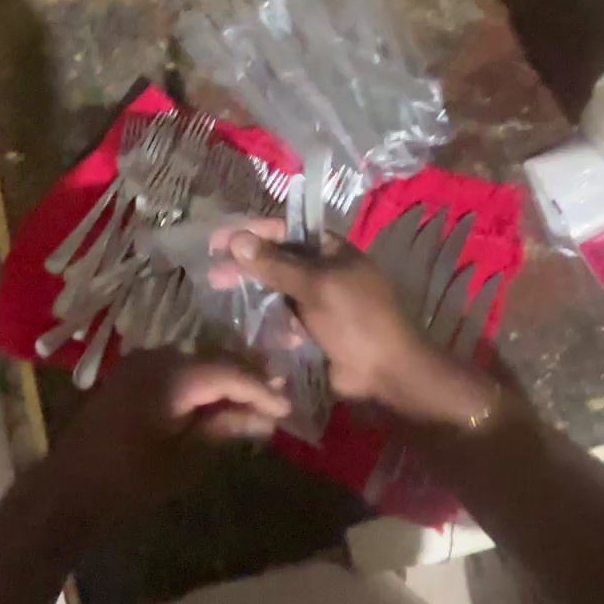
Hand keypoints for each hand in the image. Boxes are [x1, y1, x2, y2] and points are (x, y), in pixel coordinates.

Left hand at [44, 349, 289, 519]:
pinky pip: (177, 368)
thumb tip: (267, 418)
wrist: (68, 488)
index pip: (228, 372)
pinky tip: (218, 399)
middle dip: (247, 377)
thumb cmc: (128, 480)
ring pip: (196, 361)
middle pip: (214, 359)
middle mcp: (157, 356)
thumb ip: (225, 429)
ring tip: (256, 397)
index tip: (289, 405)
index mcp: (171, 374)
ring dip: (225, 378)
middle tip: (279, 395)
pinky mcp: (132, 374)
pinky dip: (201, 381)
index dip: (261, 388)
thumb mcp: (184, 458)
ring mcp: (141, 362)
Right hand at [208, 218, 512, 427]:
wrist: (389, 373)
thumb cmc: (357, 320)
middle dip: (246, 265)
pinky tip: (259, 329)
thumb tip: (237, 238)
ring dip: (256, 294)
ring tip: (227, 301)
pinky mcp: (315, 328)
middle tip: (214, 275)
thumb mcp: (315, 286)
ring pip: (278, 289)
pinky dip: (272, 320)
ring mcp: (320, 299)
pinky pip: (285, 317)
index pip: (283, 230)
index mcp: (330, 249)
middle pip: (277, 259)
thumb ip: (275, 264)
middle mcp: (324, 268)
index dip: (249, 232)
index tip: (217, 241)